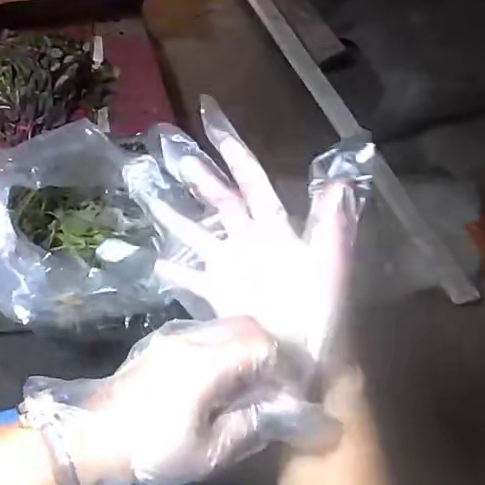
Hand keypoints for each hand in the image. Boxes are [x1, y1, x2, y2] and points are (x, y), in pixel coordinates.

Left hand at [20, 317, 330, 484]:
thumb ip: (252, 423)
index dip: (285, 364)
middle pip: (244, 325)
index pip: (261, 341)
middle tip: (280, 386)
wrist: (91, 438)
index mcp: (203, 362)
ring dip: (247, 347)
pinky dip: (225, 348)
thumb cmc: (152, 451)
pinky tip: (226, 380)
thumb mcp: (209, 450)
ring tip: (255, 385)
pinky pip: (203, 333)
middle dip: (270, 350)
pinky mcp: (158, 344)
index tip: (294, 393)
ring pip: (223, 326)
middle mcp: (188, 338)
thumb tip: (289, 410)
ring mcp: (170, 337)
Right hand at [127, 96, 370, 368]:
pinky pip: (189, 277)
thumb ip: (331, 225)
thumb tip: (339, 177)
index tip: (209, 116)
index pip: (250, 179)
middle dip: (196, 174)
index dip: (232, 149)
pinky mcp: (217, 295)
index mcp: (275, 229)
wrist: (311, 368)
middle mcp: (249, 240)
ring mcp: (230, 267)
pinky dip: (171, 269)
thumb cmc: (323, 318)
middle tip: (168, 149)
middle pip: (218, 199)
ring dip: (172, 214)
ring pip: (196, 232)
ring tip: (145, 194)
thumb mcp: (330, 270)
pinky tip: (151, 261)